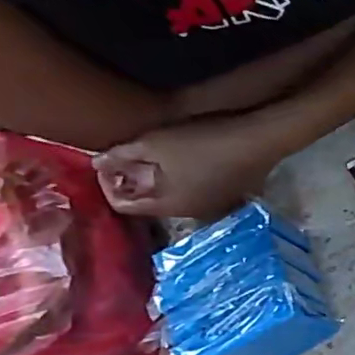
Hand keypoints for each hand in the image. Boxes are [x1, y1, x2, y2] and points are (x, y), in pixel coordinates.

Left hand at [93, 110, 293, 218]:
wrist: (257, 139)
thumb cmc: (202, 143)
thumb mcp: (153, 143)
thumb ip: (121, 155)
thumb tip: (97, 163)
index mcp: (167, 206)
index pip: (123, 206)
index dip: (107, 183)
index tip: (107, 161)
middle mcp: (191, 214)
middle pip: (152, 202)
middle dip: (136, 181)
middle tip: (130, 156)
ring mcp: (215, 206)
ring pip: (176, 197)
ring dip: (162, 180)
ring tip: (159, 156)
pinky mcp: (233, 196)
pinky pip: (198, 191)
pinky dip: (185, 179)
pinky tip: (191, 159)